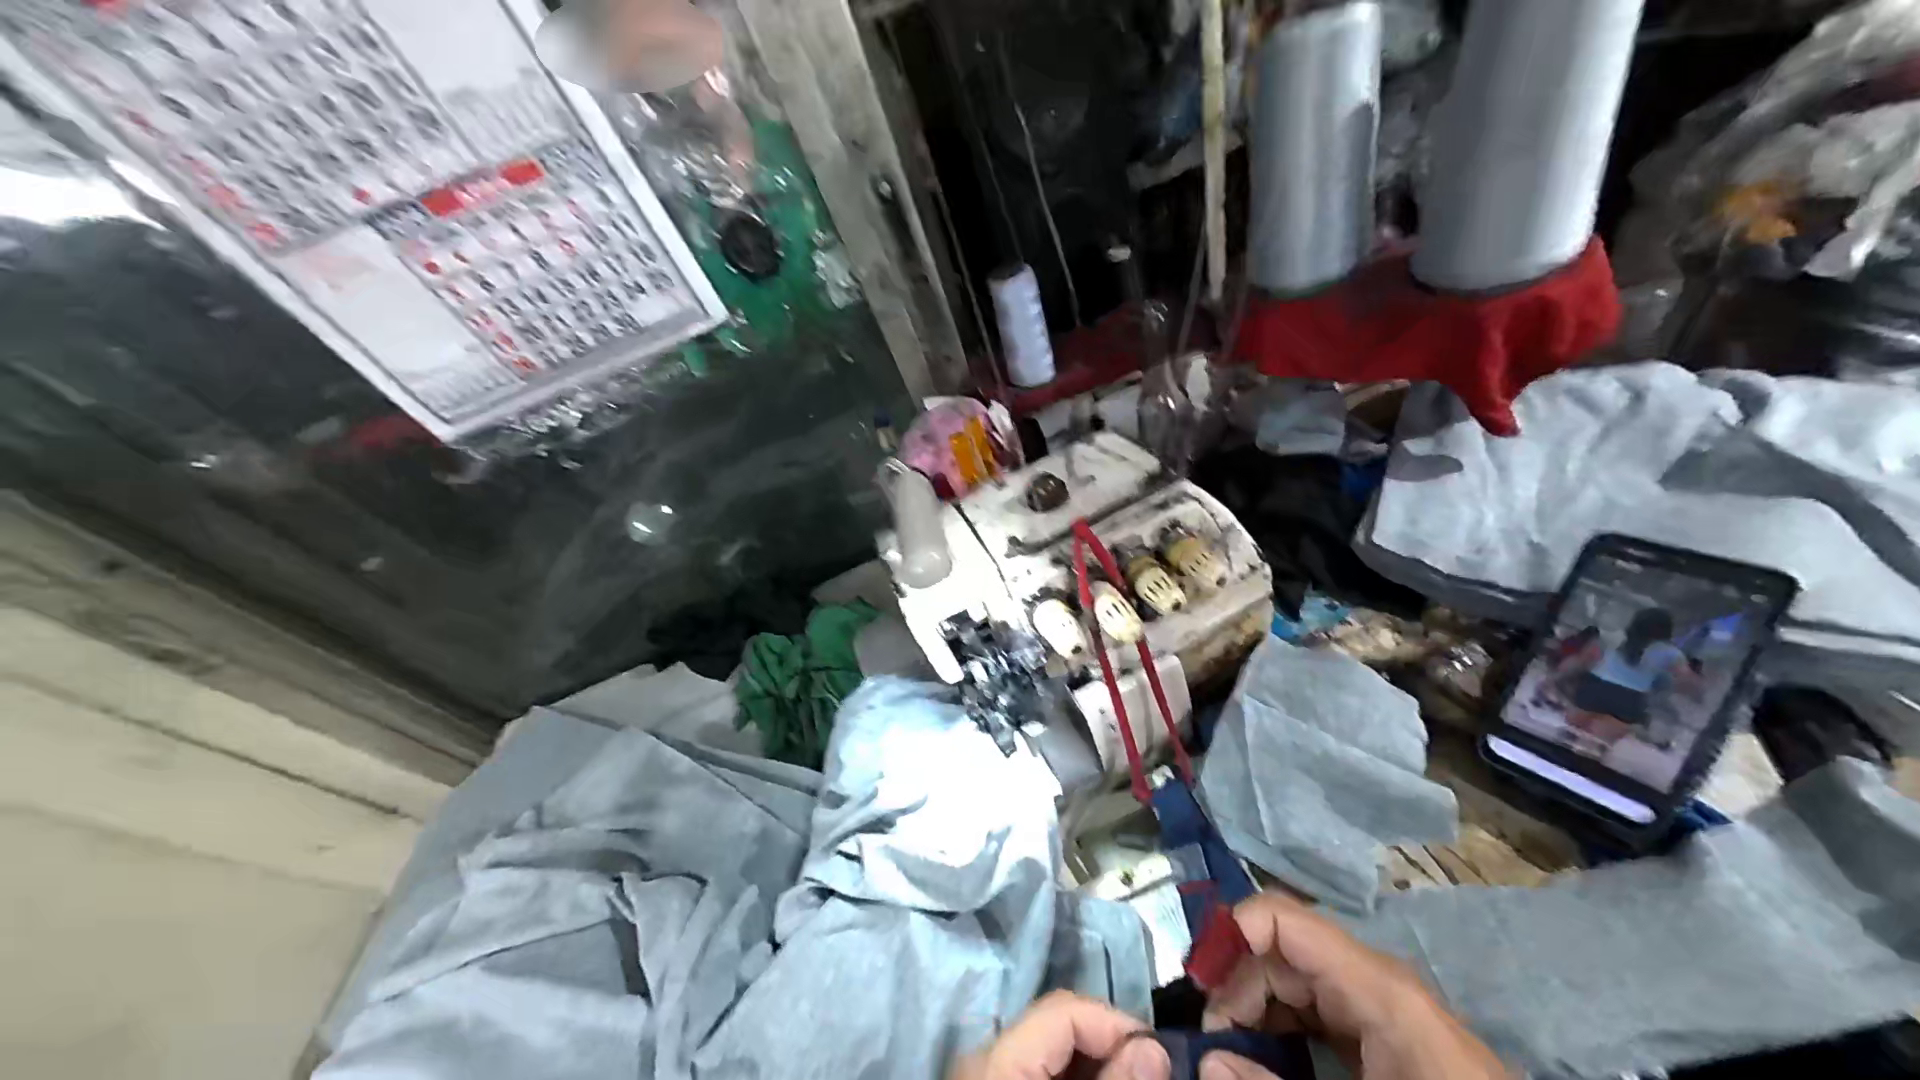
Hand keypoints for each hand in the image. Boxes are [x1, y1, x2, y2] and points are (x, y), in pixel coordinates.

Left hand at [949, 991, 1170, 1079]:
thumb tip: (1153, 1047)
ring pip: (1053, 1048)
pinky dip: (1075, 1075)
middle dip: (1112, 1043)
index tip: (1161, 1055)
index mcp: (998, 1053)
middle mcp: (986, 1051)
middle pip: (1060, 1024)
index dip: (1117, 1023)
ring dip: (1097, 1062)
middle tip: (1153, 1071)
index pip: (1065, 1008)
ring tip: (1133, 1076)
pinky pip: (1039, 1067)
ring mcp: (986, 1069)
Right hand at [1200, 893, 1508, 1079]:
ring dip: (1253, 1007)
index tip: (1197, 988)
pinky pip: (1314, 1009)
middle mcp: (1374, 981)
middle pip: (1279, 950)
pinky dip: (1280, 1026)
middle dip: (1235, 985)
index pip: (1280, 917)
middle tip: (1212, 1042)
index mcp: (1376, 988)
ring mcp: (1379, 1006)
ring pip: (1292, 978)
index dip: (1229, 936)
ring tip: (1232, 1052)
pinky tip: (1266, 1058)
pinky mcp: (1382, 1035)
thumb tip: (1207, 1059)